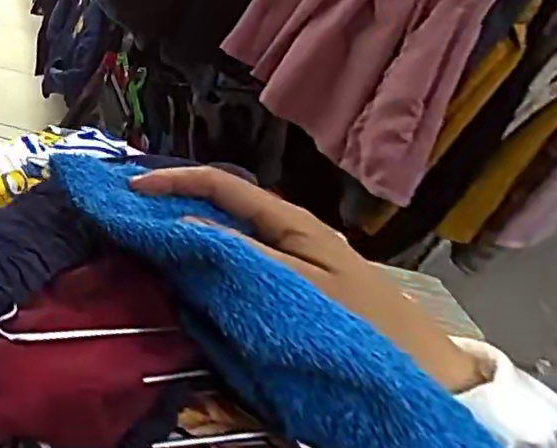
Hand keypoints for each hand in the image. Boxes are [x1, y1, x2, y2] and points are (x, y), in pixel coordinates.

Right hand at [130, 166, 487, 393]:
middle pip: (217, 200)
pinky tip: (187, 266)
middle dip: (173, 199)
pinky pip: (235, 256)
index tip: (133, 189)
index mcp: (287, 218)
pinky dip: (204, 253)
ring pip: (223, 227)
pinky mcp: (285, 280)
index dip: (173, 180)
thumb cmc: (367, 327)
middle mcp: (282, 227)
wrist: (426, 376)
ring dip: (185, 225)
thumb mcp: (304, 289)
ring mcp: (284, 253)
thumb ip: (244, 255)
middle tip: (130, 208)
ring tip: (146, 231)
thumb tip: (185, 226)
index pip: (219, 182)